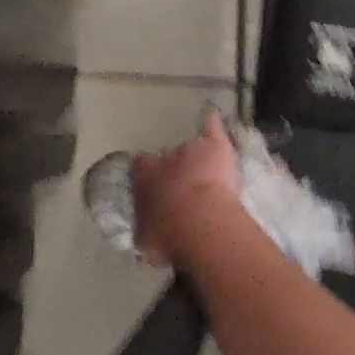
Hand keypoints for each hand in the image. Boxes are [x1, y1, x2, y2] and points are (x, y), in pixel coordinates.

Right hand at [131, 111, 245, 267]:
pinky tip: (212, 114)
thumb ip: (146, 231)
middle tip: (185, 191)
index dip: (150, 177)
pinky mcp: (214, 146)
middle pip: (166, 158)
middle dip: (175, 171)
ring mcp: (190, 150)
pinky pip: (212, 127)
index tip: (158, 190)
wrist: (200, 223)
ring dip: (197, 161)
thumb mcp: (146, 240)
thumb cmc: (168, 234)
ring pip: (191, 150)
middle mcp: (163, 159)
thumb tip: (145, 235)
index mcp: (144, 178)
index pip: (140, 168)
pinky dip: (212, 122)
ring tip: (206, 174)